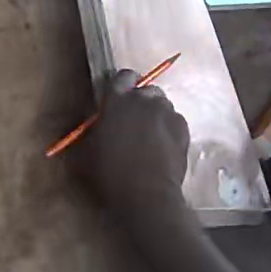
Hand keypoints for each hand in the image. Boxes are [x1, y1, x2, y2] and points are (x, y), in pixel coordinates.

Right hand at [75, 69, 189, 223]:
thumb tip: (96, 125)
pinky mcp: (182, 127)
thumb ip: (93, 130)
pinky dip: (170, 128)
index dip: (123, 85)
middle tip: (135, 122)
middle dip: (142, 102)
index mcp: (117, 101)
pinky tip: (164, 147)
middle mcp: (143, 100)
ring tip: (151, 136)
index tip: (121, 97)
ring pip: (162, 104)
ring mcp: (165, 112)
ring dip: (156, 114)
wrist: (147, 195)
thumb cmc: (111, 174)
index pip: (123, 76)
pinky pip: (175, 120)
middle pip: (146, 90)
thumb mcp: (88, 152)